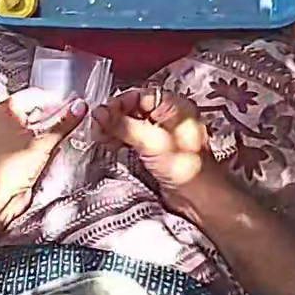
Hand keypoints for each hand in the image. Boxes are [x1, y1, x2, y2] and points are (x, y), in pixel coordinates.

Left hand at [0, 89, 87, 222]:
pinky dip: (44, 142)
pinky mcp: (12, 154)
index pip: (34, 95)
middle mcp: (2, 121)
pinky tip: (57, 145)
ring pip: (34, 127)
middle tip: (74, 117)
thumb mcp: (43, 142)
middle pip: (34, 110)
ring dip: (50, 129)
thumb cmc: (10, 167)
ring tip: (69, 130)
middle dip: (54, 114)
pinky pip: (32, 141)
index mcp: (3, 111)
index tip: (73, 104)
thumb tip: (80, 107)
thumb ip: (63, 123)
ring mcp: (6, 138)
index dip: (55, 99)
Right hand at [94, 87, 220, 216]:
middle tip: (95, 127)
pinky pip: (132, 138)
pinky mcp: (154, 150)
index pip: (139, 96)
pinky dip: (118, 139)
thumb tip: (97, 113)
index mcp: (174, 107)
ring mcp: (160, 134)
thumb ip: (123, 125)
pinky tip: (107, 144)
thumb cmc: (182, 166)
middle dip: (113, 117)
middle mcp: (167, 117)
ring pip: (130, 124)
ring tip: (98, 137)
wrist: (199, 199)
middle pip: (132, 109)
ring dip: (113, 128)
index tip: (101, 114)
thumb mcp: (151, 142)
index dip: (119, 103)